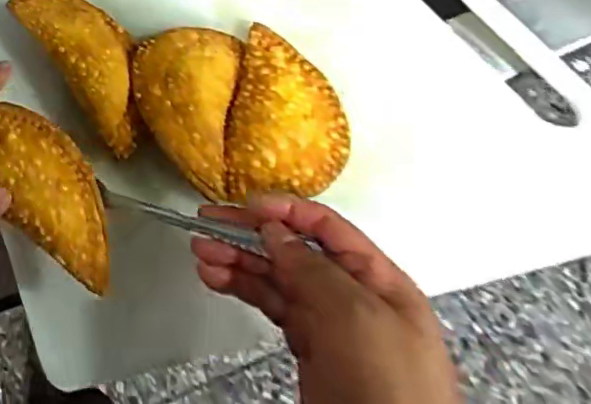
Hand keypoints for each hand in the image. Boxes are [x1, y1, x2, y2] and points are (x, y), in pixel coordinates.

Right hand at [191, 194, 459, 403]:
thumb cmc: (389, 387)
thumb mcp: (354, 315)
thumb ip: (312, 268)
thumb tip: (274, 231)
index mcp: (378, 281)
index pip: (327, 228)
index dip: (286, 210)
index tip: (247, 205)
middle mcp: (353, 296)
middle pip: (293, 250)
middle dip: (249, 234)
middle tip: (208, 221)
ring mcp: (330, 324)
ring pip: (275, 277)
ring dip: (236, 259)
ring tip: (201, 250)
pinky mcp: (310, 350)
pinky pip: (270, 305)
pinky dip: (241, 288)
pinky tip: (216, 278)